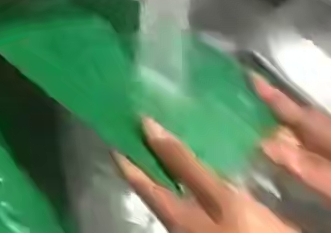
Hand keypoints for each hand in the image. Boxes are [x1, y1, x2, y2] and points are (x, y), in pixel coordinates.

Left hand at [119, 119, 296, 232]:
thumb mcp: (221, 198)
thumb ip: (183, 162)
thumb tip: (144, 122)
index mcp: (169, 211)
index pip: (132, 172)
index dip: (119, 143)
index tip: (109, 115)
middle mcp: (177, 219)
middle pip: (153, 179)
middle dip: (146, 147)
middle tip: (138, 110)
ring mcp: (198, 225)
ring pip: (175, 187)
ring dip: (170, 159)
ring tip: (167, 122)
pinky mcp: (220, 226)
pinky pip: (197, 195)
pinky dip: (193, 172)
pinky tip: (203, 157)